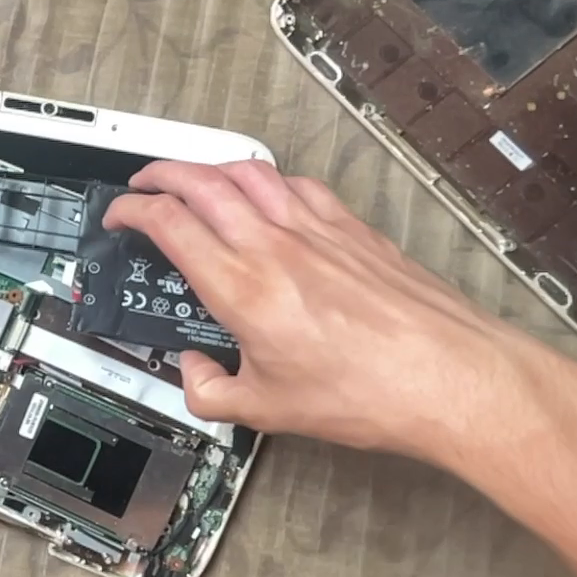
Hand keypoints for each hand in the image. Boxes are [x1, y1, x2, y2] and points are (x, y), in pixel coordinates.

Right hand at [103, 160, 576, 466]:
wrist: (458, 383)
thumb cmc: (370, 393)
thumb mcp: (265, 410)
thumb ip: (208, 391)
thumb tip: (193, 373)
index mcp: (240, 286)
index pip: (167, 222)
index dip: (131, 210)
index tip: (118, 217)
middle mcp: (272, 247)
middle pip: (199, 181)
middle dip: (158, 175)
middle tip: (141, 185)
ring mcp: (315, 231)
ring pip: (247, 171)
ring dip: (207, 167)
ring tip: (191, 178)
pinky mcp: (352, 230)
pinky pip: (296, 184)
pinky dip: (265, 179)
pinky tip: (263, 193)